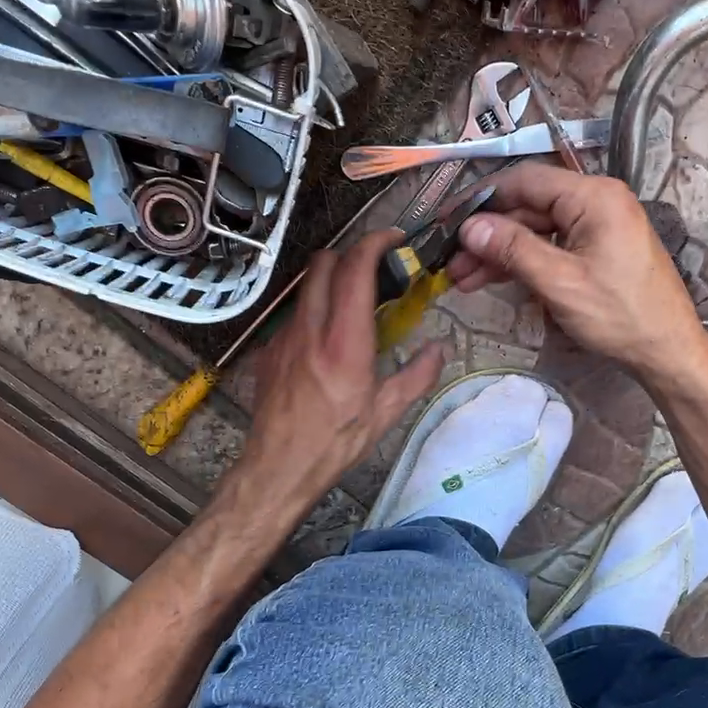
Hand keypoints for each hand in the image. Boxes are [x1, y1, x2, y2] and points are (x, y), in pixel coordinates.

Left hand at [238, 231, 443, 504]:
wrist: (279, 468)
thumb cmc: (336, 444)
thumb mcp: (387, 414)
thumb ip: (418, 375)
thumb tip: (440, 349)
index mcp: (345, 343)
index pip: (354, 270)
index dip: (374, 243)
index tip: (392, 240)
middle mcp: (310, 330)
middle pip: (322, 263)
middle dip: (350, 254)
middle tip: (374, 270)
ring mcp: (283, 338)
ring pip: (305, 287)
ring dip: (329, 281)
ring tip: (352, 304)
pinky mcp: (267, 350)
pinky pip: (293, 316)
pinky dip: (313, 313)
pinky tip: (325, 341)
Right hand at [445, 162, 707, 380]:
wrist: (668, 351)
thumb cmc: (619, 315)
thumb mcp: (559, 283)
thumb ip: (513, 250)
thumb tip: (470, 227)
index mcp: (594, 196)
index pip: (525, 181)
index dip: (482, 201)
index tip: (448, 223)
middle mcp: (598, 201)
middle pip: (530, 208)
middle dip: (489, 236)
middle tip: (452, 265)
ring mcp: (600, 227)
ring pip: (538, 231)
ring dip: (502, 253)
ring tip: (464, 280)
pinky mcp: (600, 250)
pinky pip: (555, 247)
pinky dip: (526, 263)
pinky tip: (496, 280)